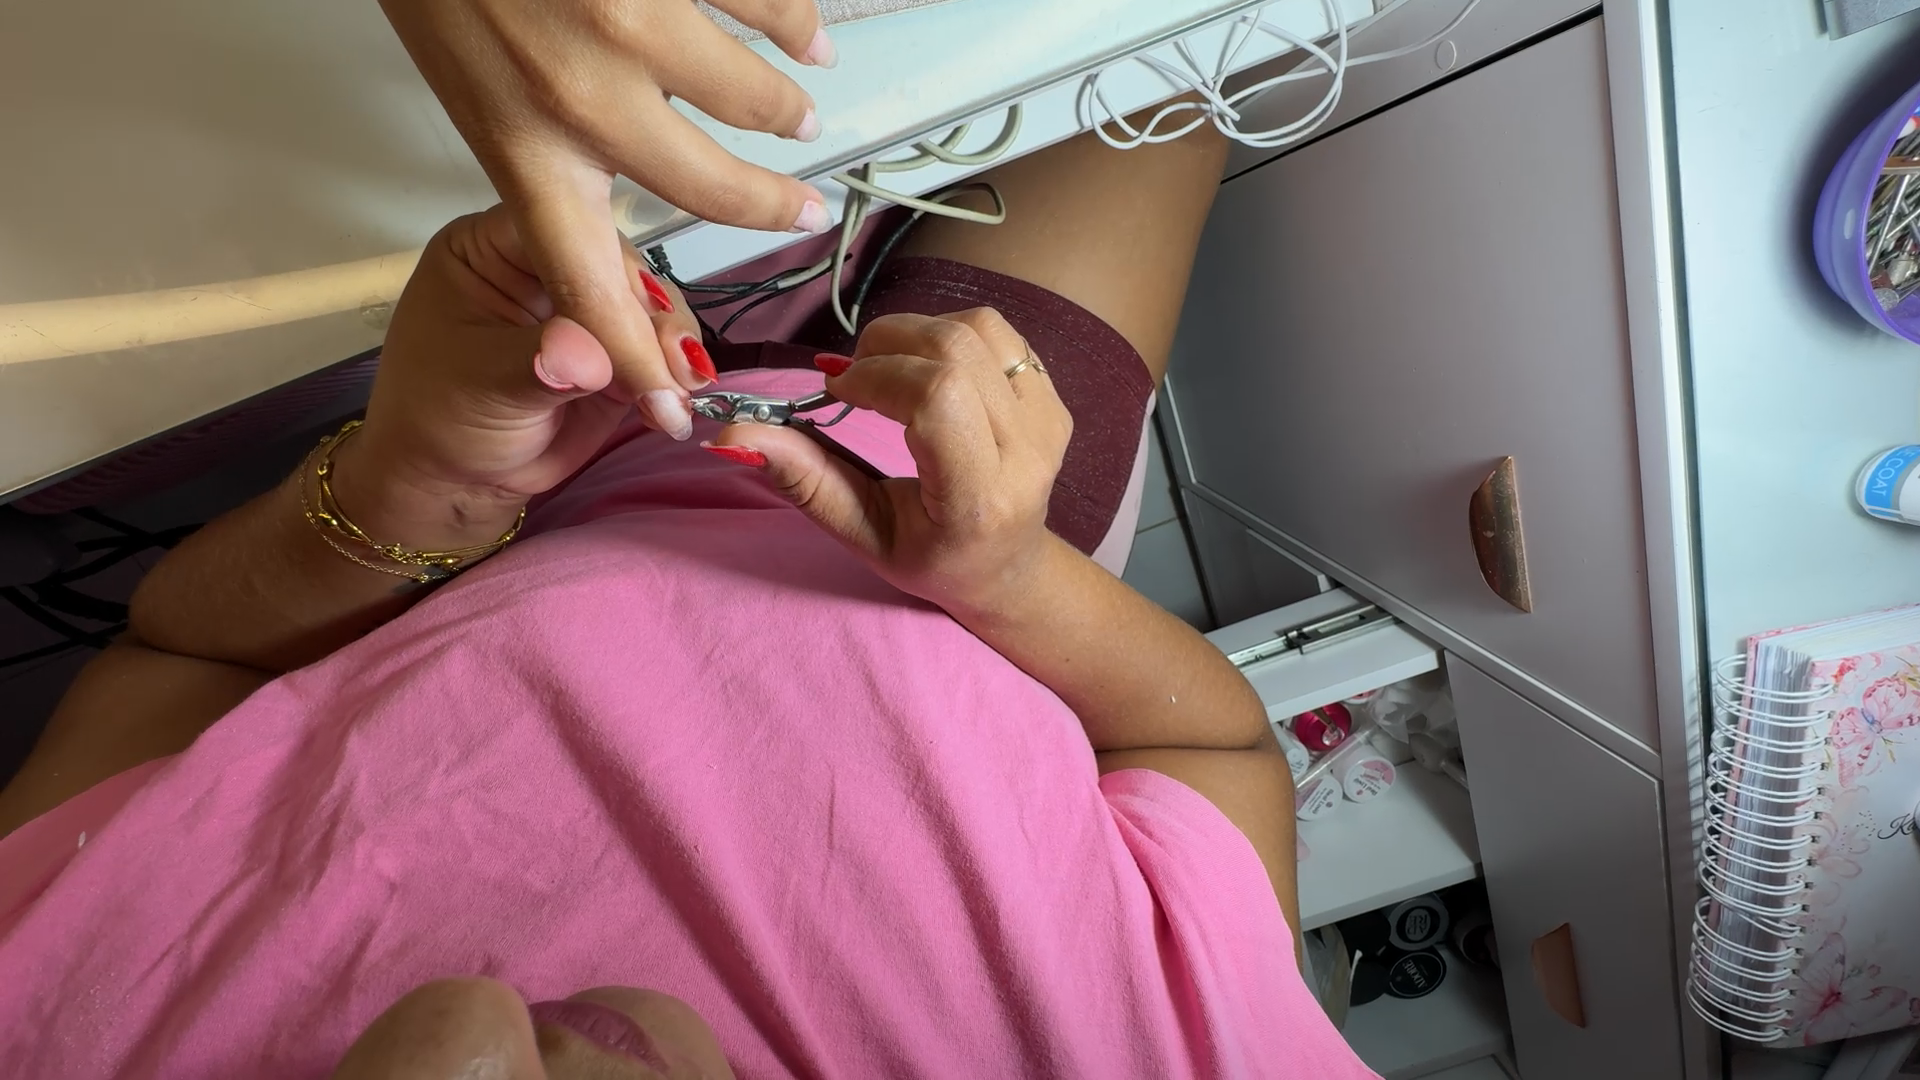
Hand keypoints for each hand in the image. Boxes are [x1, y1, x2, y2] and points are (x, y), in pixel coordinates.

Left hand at [332, 206, 709, 549]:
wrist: (464, 477)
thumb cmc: (444, 417)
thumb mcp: (481, 382)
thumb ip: (538, 362)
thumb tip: (588, 353)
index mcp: (502, 249)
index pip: (569, 234)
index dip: (612, 270)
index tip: (645, 315)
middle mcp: (555, 271)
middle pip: (627, 272)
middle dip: (658, 319)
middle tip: (678, 368)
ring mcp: (594, 316)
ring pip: (657, 314)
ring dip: (677, 354)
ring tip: (680, 396)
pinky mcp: (624, 359)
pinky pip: (665, 359)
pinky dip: (678, 383)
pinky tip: (676, 411)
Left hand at [377, 0, 835, 433]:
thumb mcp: (465, 89)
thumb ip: (544, 173)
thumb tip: (608, 274)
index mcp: (523, 143)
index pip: (595, 288)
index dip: (640, 362)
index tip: (677, 413)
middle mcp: (584, 95)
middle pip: (717, 191)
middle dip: (775, 208)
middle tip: (805, 211)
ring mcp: (629, 21)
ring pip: (756, 96)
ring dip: (789, 112)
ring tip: (801, 114)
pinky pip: (764, 4)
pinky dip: (797, 22)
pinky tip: (809, 31)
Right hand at [708, 310, 1073, 617]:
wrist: (1008, 566)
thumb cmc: (933, 560)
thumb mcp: (864, 535)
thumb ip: (807, 483)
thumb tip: (735, 435)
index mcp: (978, 498)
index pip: (936, 398)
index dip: (877, 376)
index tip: (841, 390)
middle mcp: (1028, 453)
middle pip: (955, 350)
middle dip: (888, 346)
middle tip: (857, 378)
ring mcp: (1050, 421)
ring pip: (978, 329)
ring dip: (917, 334)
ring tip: (890, 373)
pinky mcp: (1055, 399)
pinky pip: (999, 334)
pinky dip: (950, 335)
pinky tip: (929, 371)